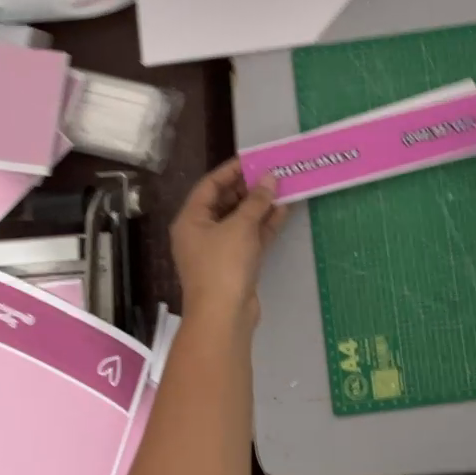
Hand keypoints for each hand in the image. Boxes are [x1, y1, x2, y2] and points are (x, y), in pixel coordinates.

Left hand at [171, 160, 288, 328]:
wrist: (224, 316)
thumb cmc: (223, 265)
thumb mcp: (240, 227)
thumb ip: (256, 201)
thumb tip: (270, 178)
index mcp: (191, 219)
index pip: (210, 185)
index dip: (231, 170)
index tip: (255, 159)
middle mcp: (201, 231)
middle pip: (225, 201)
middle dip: (249, 187)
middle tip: (274, 173)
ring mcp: (219, 249)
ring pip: (240, 219)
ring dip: (260, 205)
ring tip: (284, 188)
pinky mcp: (236, 263)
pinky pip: (250, 236)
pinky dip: (265, 224)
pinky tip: (284, 210)